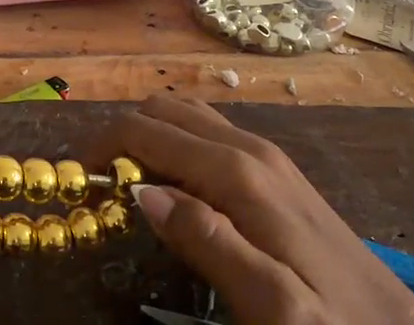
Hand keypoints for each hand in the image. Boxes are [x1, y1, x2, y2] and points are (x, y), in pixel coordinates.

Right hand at [107, 97, 413, 324]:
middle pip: (163, 110)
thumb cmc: (335, 324)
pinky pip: (207, 134)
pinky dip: (174, 144)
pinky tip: (173, 187)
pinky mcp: (275, 172)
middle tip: (99, 184)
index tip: (79, 179)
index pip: (148, 130)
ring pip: (186, 115)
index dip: (104, 146)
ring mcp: (265, 156)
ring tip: (127, 183)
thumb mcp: (273, 306)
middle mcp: (249, 148)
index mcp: (239, 172)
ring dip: (148, 136)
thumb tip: (142, 194)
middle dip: (121, 135)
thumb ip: (208, 243)